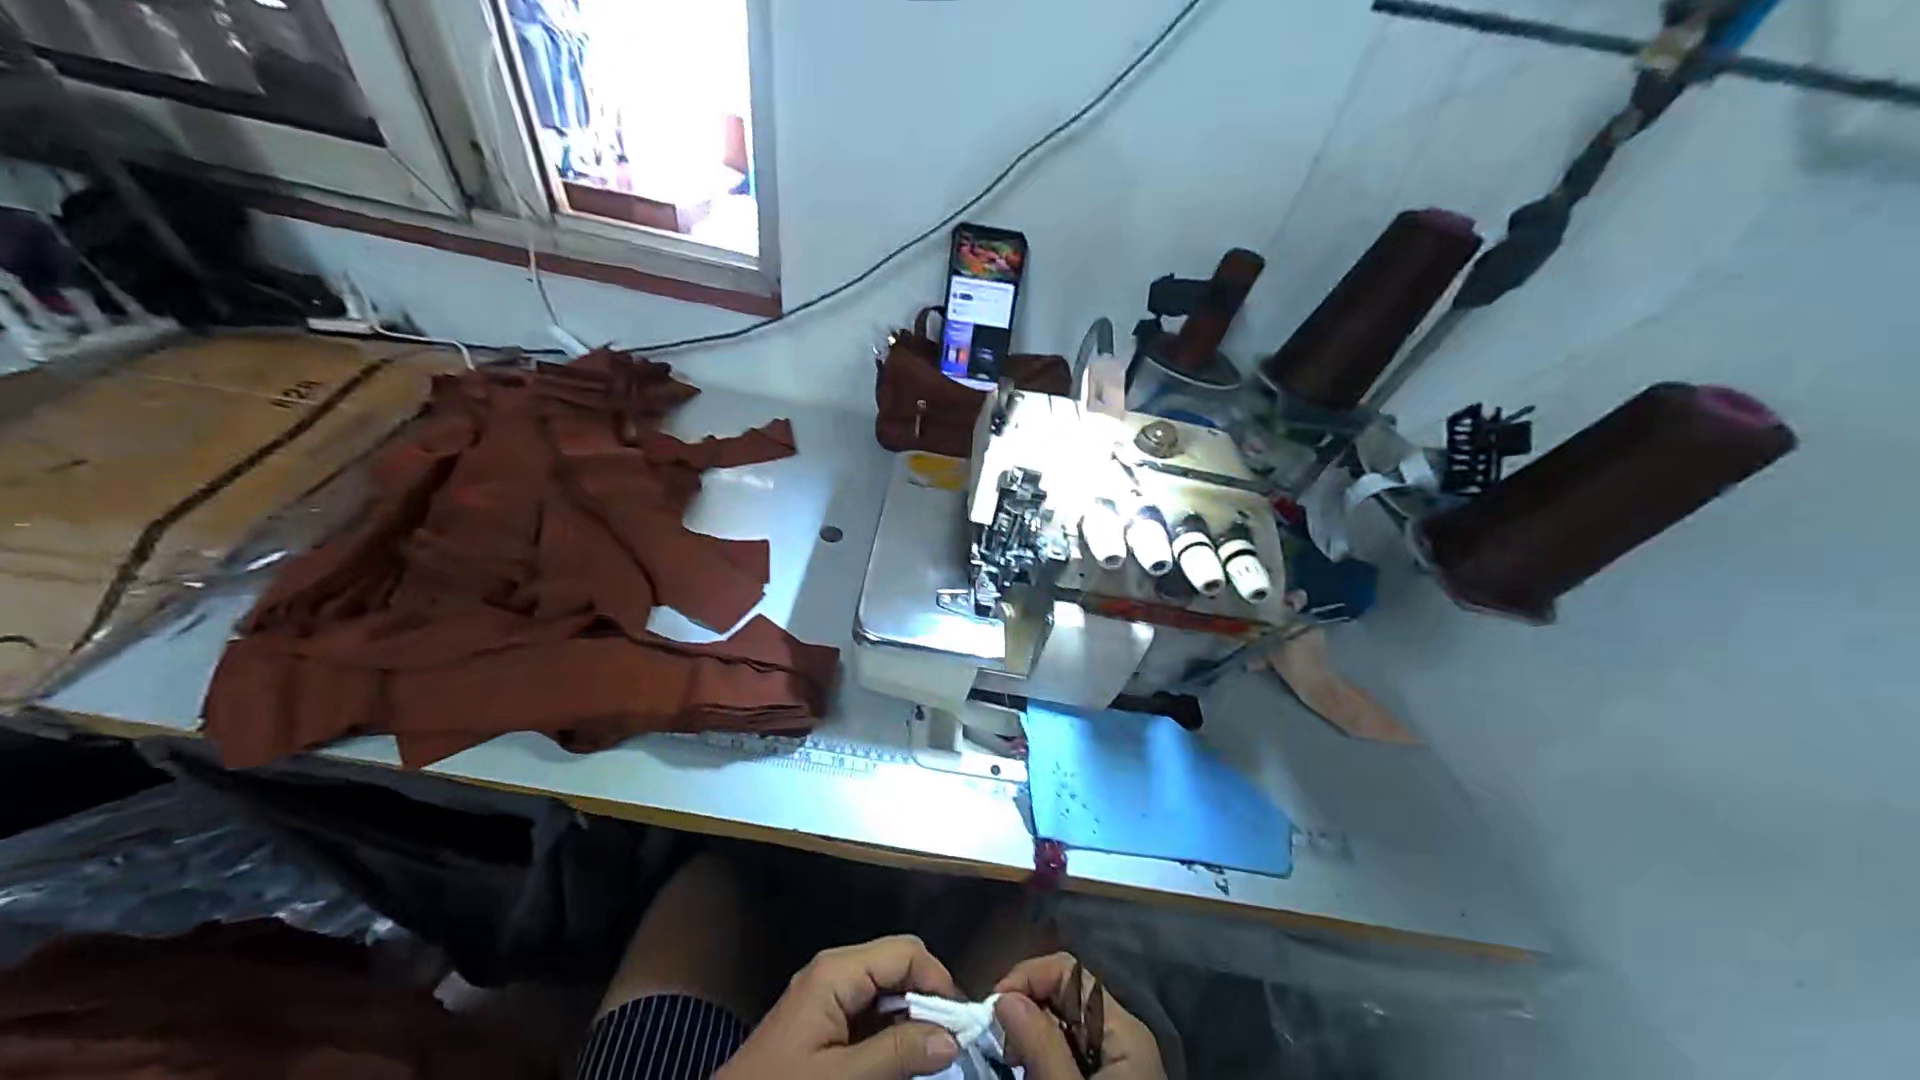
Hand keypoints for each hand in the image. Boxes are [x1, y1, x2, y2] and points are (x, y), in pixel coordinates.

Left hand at [717, 935, 964, 1079]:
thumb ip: (897, 1054)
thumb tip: (953, 1036)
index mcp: (837, 970)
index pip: (907, 952)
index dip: (939, 983)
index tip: (964, 1028)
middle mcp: (836, 970)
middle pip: (900, 964)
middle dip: (929, 998)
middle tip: (950, 1045)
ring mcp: (830, 994)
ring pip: (890, 989)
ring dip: (914, 1018)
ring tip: (931, 1056)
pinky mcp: (827, 1019)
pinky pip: (873, 1012)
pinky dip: (894, 1032)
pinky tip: (903, 1062)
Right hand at [993, 952, 1167, 1078]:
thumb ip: (1042, 1046)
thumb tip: (1003, 997)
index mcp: (1124, 1028)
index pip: (1068, 971)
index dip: (1027, 977)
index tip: (994, 1007)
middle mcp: (1121, 1034)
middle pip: (1063, 996)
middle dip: (1026, 1009)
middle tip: (1001, 1047)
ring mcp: (1116, 1059)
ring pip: (1061, 1024)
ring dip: (1031, 1035)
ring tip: (1014, 1064)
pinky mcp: (1107, 1077)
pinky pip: (1068, 1050)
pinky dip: (1044, 1056)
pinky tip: (1032, 1072)